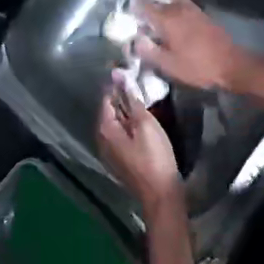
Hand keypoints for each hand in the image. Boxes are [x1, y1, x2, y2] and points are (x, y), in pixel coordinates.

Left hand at [96, 83, 183, 218]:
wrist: (160, 193)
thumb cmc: (154, 156)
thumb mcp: (145, 123)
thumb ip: (132, 98)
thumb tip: (118, 74)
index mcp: (105, 128)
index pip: (107, 97)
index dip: (118, 83)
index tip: (131, 70)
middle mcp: (102, 139)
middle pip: (110, 110)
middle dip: (123, 96)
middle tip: (140, 82)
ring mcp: (110, 151)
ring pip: (117, 122)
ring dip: (128, 110)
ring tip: (145, 97)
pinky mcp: (120, 159)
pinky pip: (122, 134)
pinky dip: (130, 124)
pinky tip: (143, 119)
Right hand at [134, 0, 258, 92]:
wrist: (231, 64)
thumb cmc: (198, 67)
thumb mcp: (169, 65)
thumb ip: (148, 51)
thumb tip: (133, 40)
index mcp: (167, 19)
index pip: (143, 5)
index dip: (131, 4)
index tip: (122, 6)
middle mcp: (177, 8)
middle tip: (131, 0)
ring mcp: (191, 8)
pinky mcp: (200, 12)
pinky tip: (169, 8)